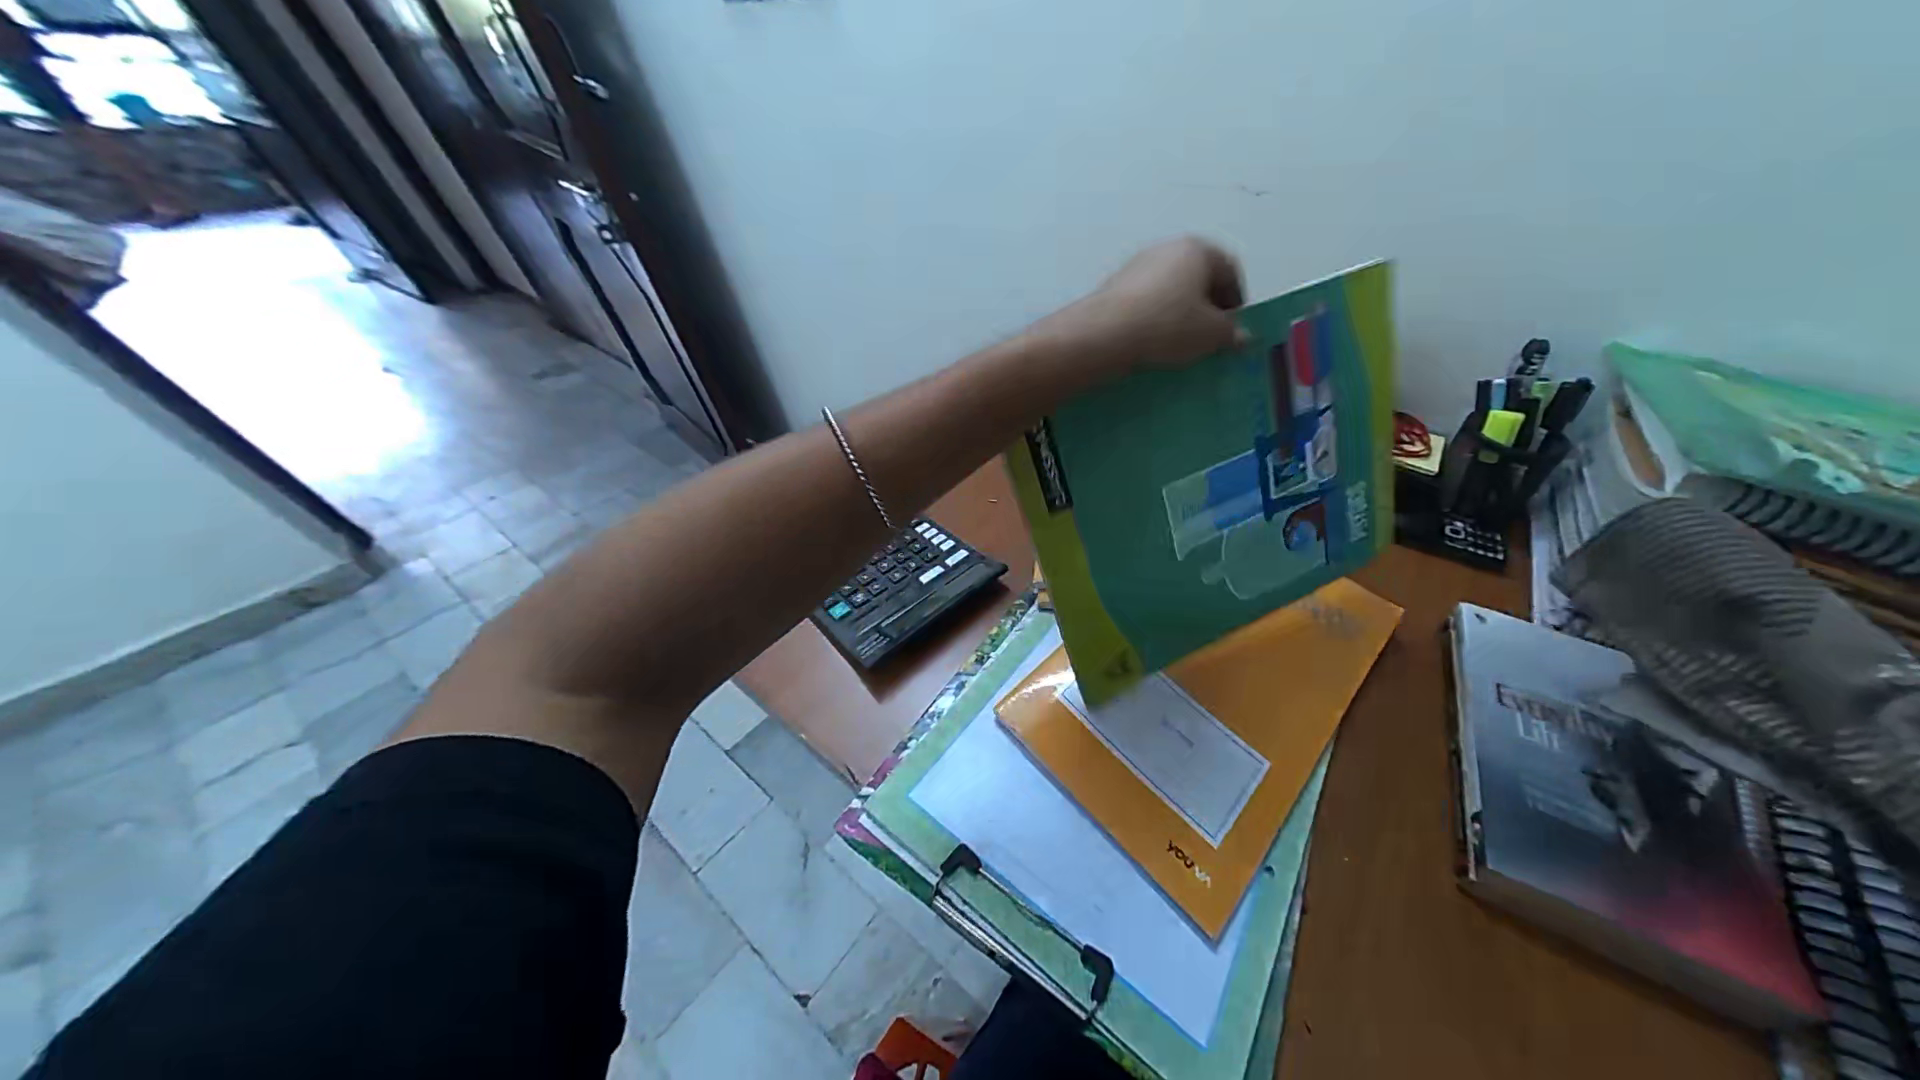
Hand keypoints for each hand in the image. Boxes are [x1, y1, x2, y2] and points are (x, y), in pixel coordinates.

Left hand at [1042, 237, 1247, 381]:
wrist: (1104, 334)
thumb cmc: (1168, 326)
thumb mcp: (1211, 335)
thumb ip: (1231, 333)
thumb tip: (1241, 336)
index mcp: (1198, 249)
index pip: (1229, 272)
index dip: (1236, 303)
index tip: (1233, 330)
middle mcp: (1167, 248)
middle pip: (1197, 278)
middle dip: (1206, 308)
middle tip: (1208, 339)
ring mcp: (1136, 265)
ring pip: (1169, 291)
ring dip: (1178, 314)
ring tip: (1178, 345)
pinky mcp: (1113, 286)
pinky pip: (1144, 302)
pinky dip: (1152, 318)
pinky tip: (1150, 342)